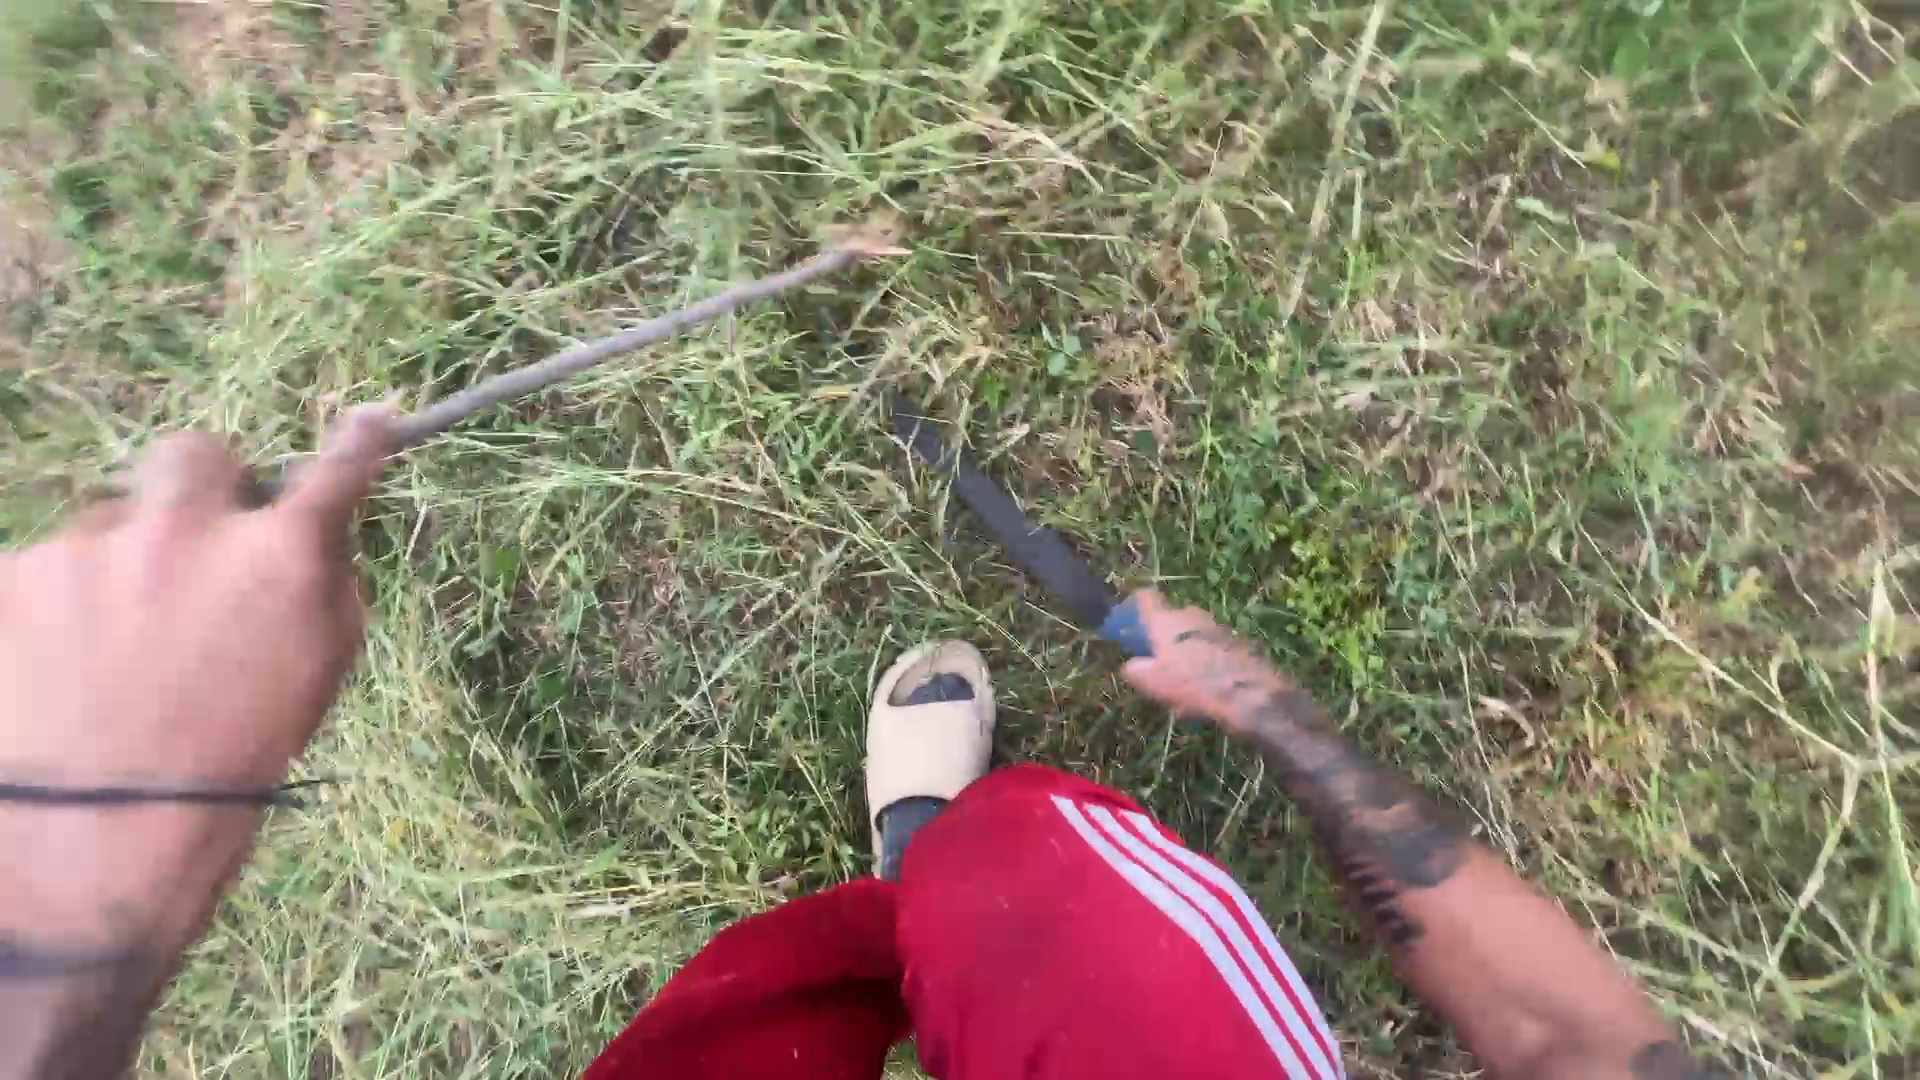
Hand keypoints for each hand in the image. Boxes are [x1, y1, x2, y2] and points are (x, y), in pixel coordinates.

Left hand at [0, 406, 393, 947]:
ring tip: (123, 634)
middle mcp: (187, 528)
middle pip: (196, 451)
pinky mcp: (8, 576)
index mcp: (281, 551)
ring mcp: (87, 546)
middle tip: (204, 526)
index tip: (373, 416)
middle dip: (207, 477)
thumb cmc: (253, 729)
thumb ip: (321, 573)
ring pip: (116, 520)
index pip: (338, 471)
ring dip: (130, 555)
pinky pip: (52, 563)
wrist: (112, 811)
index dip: (361, 440)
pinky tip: (72, 652)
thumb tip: (307, 529)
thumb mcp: (328, 649)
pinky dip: (70, 595)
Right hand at [1117, 590, 1296, 732]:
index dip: (1134, 607)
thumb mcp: (1152, 683)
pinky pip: (1212, 647)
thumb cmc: (1192, 684)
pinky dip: (1206, 659)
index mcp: (1165, 620)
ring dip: (1185, 649)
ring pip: (1192, 634)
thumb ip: (1135, 670)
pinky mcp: (1237, 642)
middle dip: (1161, 636)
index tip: (1128, 623)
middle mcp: (1190, 615)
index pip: (1144, 598)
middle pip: (1170, 618)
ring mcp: (1216, 627)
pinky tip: (1206, 686)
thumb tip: (1132, 665)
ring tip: (1182, 681)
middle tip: (1157, 660)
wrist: (1249, 695)